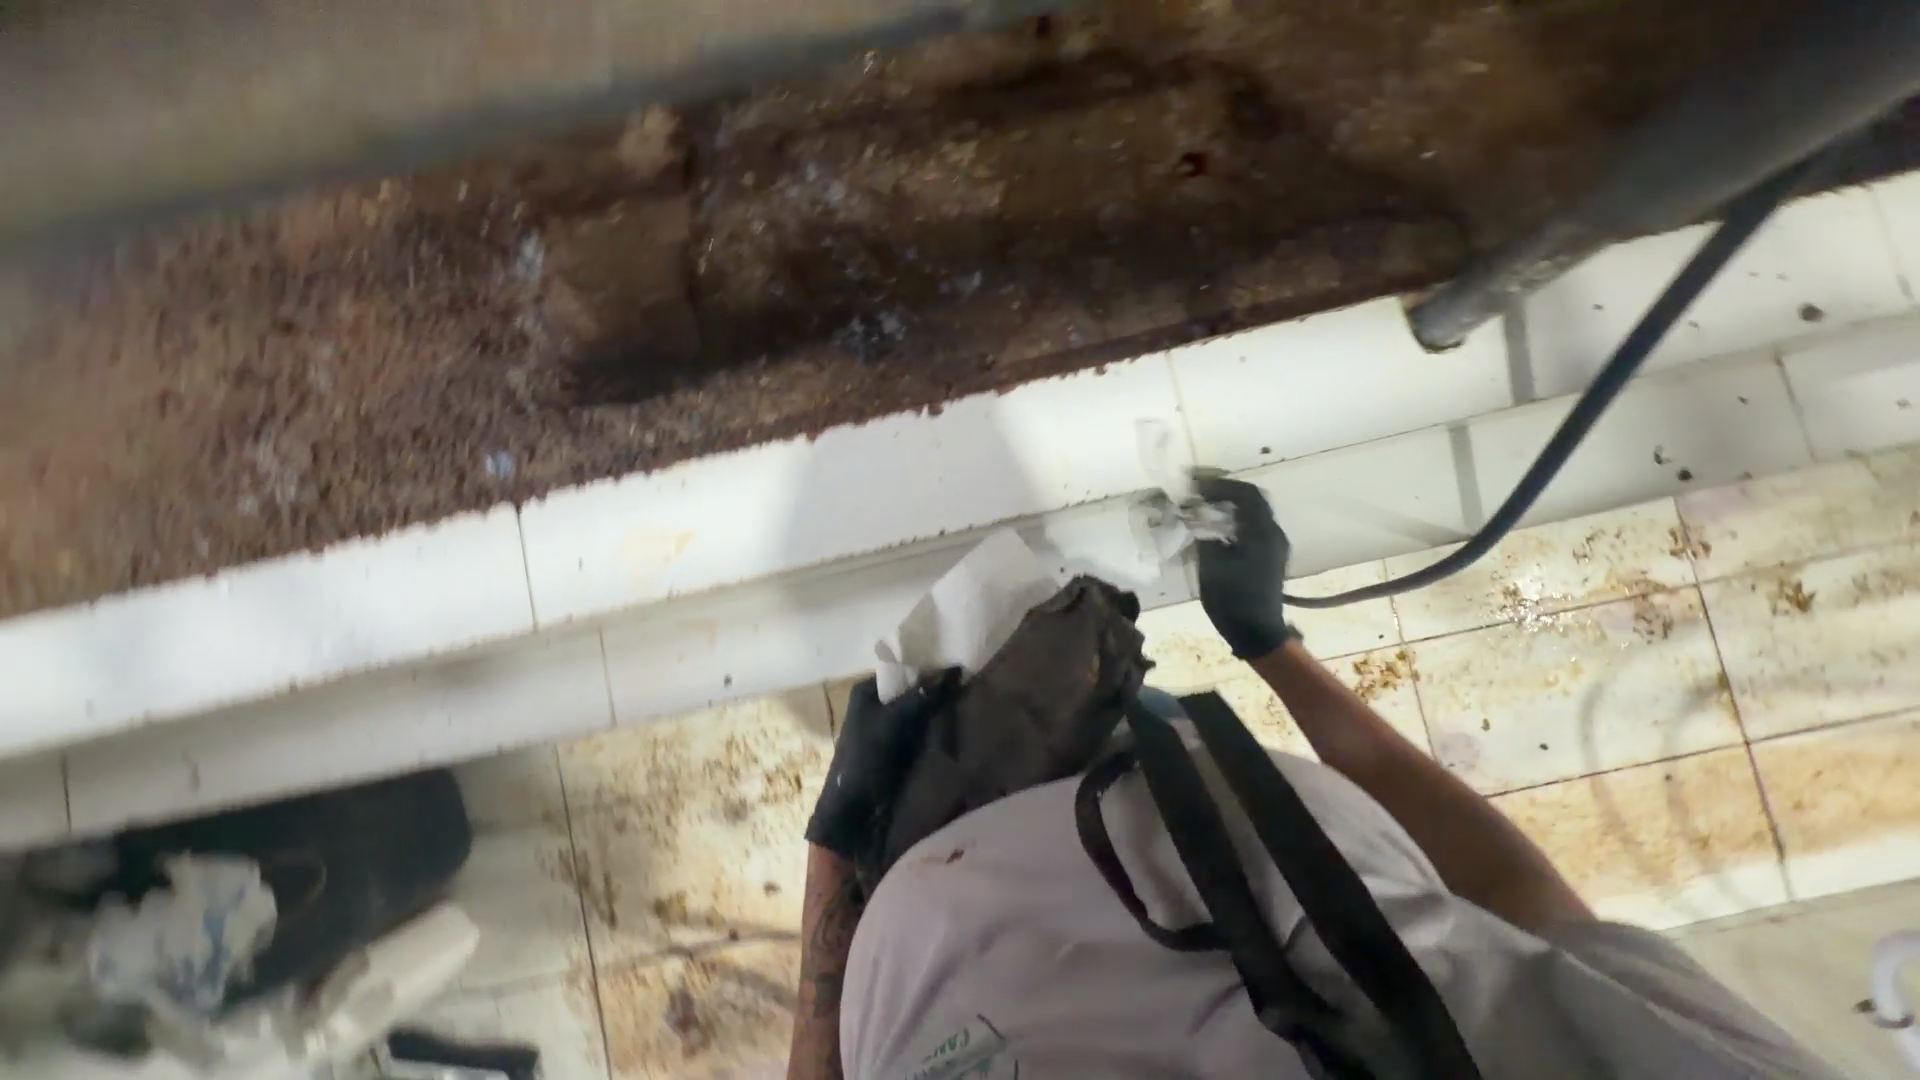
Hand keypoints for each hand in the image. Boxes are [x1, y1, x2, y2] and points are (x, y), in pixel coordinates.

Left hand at [805, 669, 961, 859]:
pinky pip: (921, 731)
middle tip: (967, 691)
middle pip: (913, 690)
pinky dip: (935, 731)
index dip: (930, 670)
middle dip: (936, 693)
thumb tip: (955, 671)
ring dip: (939, 713)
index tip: (960, 673)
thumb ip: (921, 697)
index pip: (903, 669)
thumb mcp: (892, 723)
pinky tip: (954, 730)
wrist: (854, 813)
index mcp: (866, 691)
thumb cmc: (865, 760)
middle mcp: (876, 704)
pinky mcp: (898, 748)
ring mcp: (887, 727)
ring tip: (965, 709)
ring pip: (920, 711)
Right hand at [1193, 473, 1300, 658]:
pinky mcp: (1271, 556)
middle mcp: (1273, 533)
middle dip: (1227, 492)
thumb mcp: (1211, 565)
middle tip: (1201, 493)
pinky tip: (1218, 529)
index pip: (1245, 494)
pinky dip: (1236, 520)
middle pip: (1253, 500)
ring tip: (1206, 509)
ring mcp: (1275, 545)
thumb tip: (1196, 516)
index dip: (1220, 485)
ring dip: (1232, 506)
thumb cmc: (1232, 599)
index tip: (1195, 486)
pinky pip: (1254, 527)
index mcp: (1261, 532)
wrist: (1256, 632)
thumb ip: (1205, 535)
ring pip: (1255, 513)